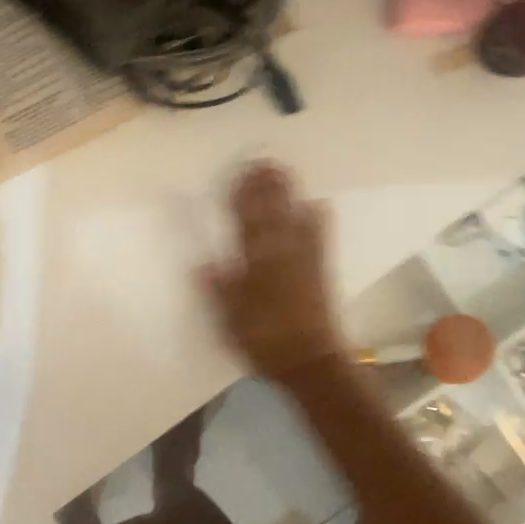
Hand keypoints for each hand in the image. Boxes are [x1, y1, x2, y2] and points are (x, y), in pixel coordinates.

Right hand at [201, 163, 346, 382]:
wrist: (312, 362)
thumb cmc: (265, 344)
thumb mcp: (231, 323)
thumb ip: (220, 292)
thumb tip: (203, 264)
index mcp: (255, 268)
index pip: (244, 226)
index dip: (240, 200)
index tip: (236, 175)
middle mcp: (280, 257)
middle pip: (271, 215)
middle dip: (265, 188)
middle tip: (261, 161)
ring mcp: (304, 261)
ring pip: (294, 218)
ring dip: (288, 194)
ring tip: (283, 170)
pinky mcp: (321, 270)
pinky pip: (319, 237)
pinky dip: (317, 219)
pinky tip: (318, 204)